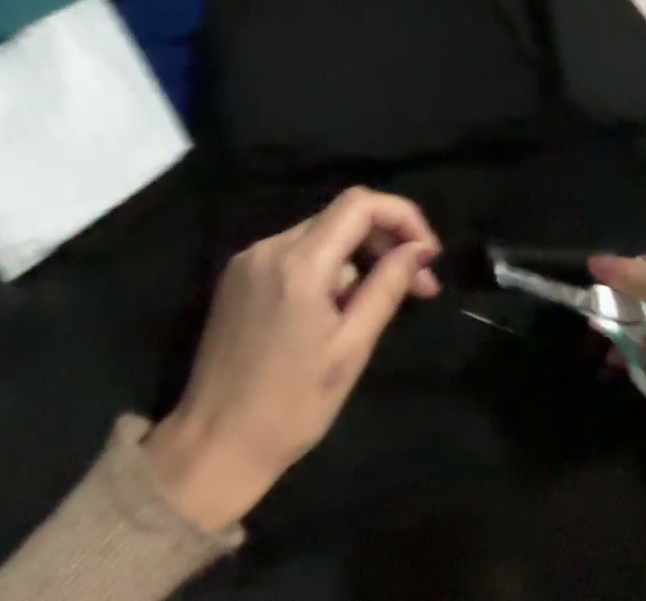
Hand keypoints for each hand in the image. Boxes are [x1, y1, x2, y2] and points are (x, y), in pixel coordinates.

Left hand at [144, 188, 442, 532]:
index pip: (359, 203)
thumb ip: (386, 287)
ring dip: (353, 261)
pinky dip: (322, 270)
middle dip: (383, 243)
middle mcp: (268, 247)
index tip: (429, 256)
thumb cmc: (292, 406)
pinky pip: (291, 256)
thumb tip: (419, 249)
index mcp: (298, 263)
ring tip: (370, 311)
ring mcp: (247, 260)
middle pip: (338, 217)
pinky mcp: (237, 278)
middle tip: (418, 287)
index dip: (402, 217)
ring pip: (317, 237)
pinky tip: (332, 312)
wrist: (216, 442)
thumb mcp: (351, 349)